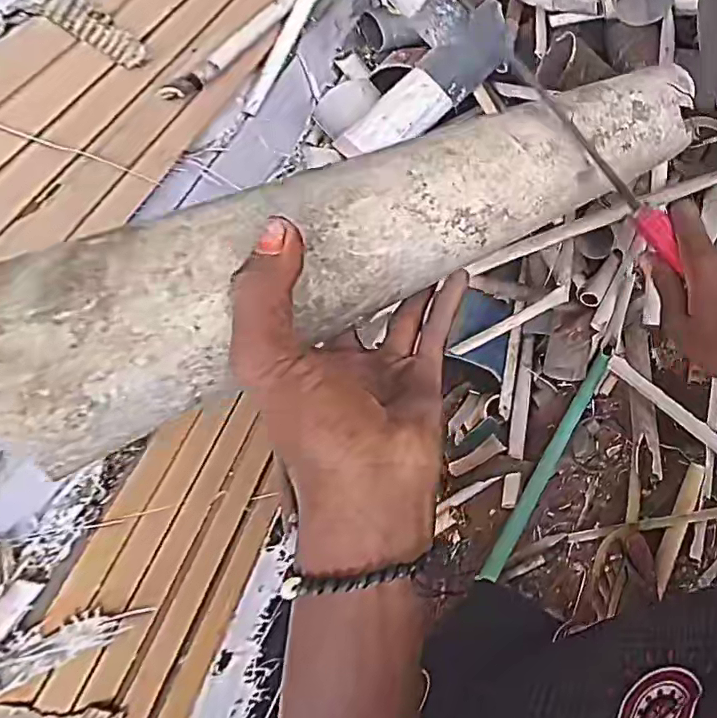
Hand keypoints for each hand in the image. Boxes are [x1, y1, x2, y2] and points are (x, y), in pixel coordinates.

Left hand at [230, 217, 466, 574]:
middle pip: (349, 306)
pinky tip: (452, 278)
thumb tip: (273, 235)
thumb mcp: (269, 362)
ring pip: (397, 315)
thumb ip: (264, 298)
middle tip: (365, 229)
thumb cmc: (317, 443)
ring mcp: (381, 372)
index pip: (288, 305)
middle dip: (356, 273)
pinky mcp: (420, 376)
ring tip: (413, 246)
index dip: (290, 269)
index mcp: (292, 364)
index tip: (299, 228)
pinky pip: (434, 331)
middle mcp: (337, 366)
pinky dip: (445, 303)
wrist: (375, 489)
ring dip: (406, 284)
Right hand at [647, 201, 716, 407]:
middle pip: (699, 245)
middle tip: (679, 294)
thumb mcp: (682, 328)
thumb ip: (664, 288)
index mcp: (706, 264)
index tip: (650, 228)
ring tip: (707, 313)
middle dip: (686, 265)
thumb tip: (653, 266)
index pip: (682, 219)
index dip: (661, 222)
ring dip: (710, 278)